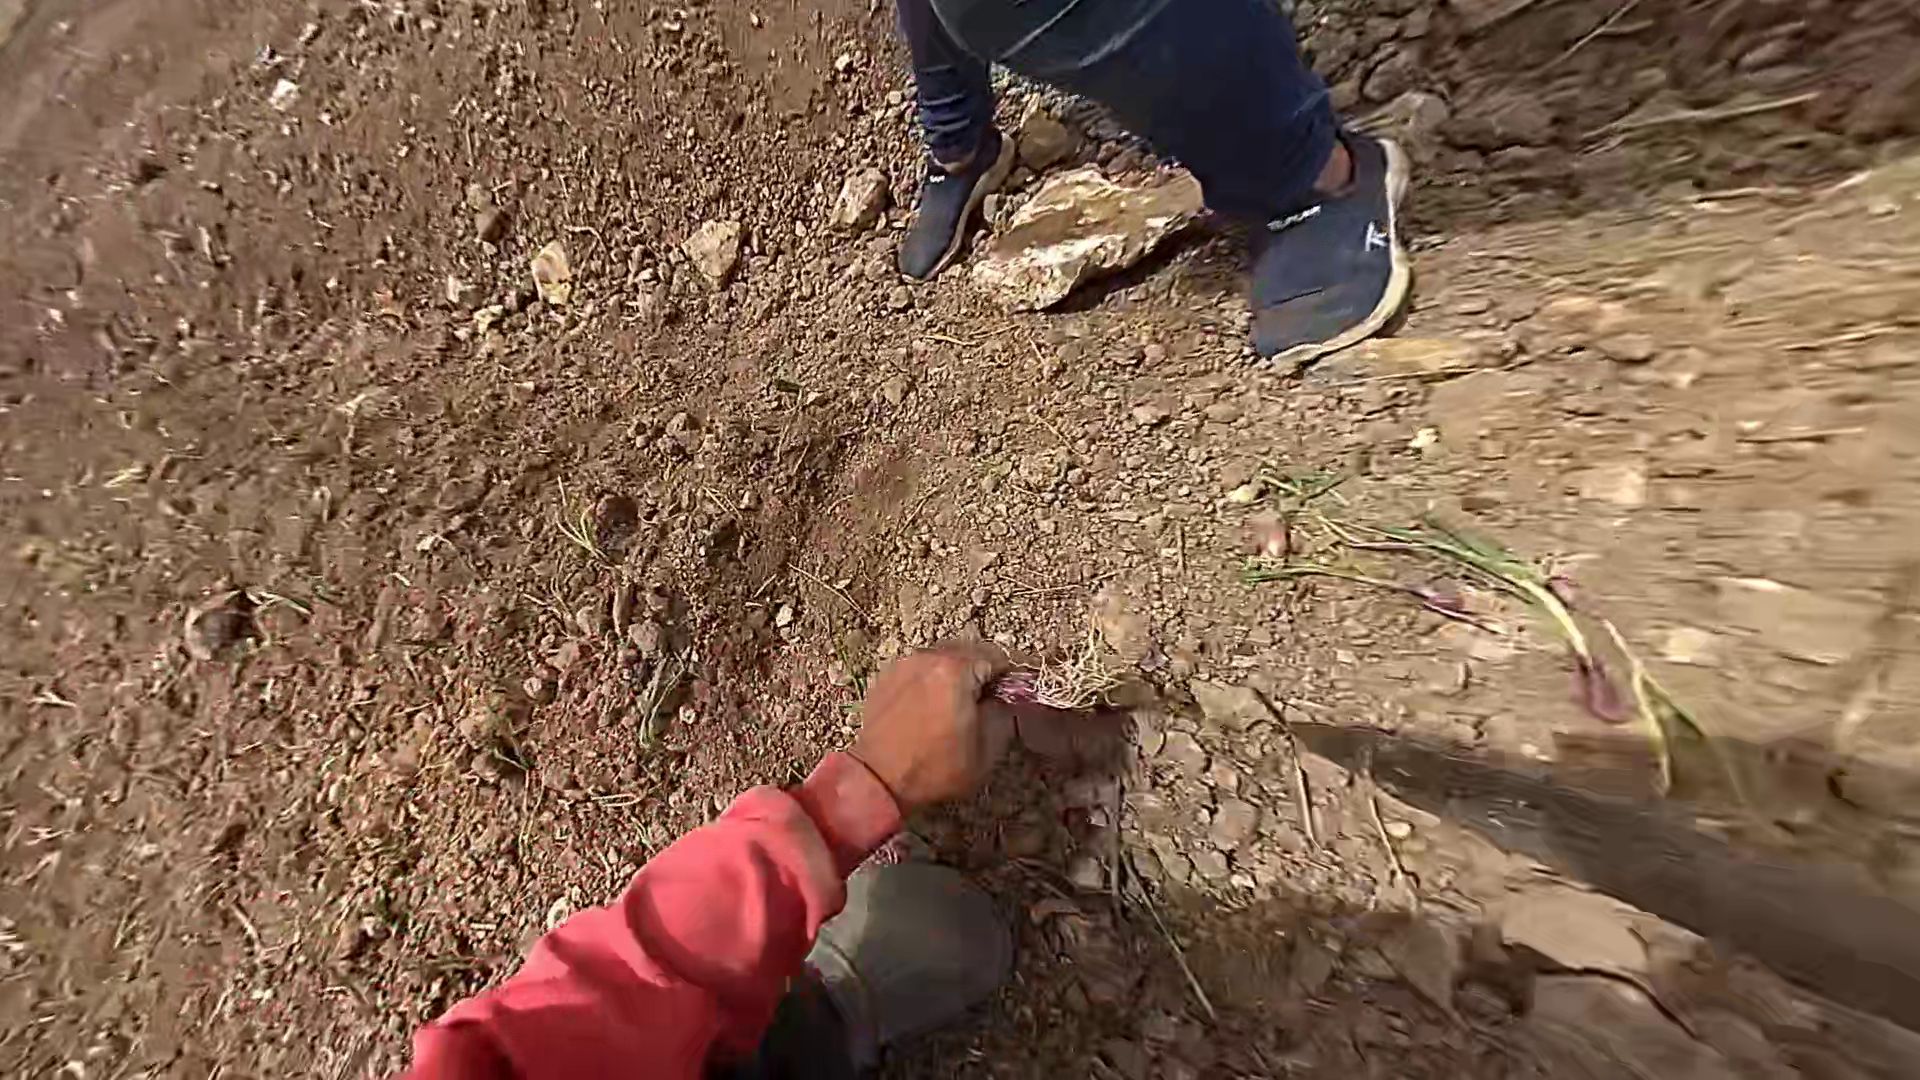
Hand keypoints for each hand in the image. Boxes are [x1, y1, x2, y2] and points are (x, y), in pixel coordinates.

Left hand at [849, 641, 1013, 812]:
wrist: (876, 779)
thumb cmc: (934, 768)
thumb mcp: (985, 751)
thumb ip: (1003, 715)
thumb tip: (1004, 699)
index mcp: (956, 670)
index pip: (997, 656)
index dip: (1010, 674)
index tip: (1014, 691)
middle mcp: (929, 656)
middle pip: (969, 650)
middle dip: (984, 670)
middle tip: (990, 697)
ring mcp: (905, 663)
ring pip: (944, 656)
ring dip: (957, 672)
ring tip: (960, 700)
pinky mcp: (888, 675)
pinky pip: (921, 666)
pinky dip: (933, 677)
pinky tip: (933, 702)